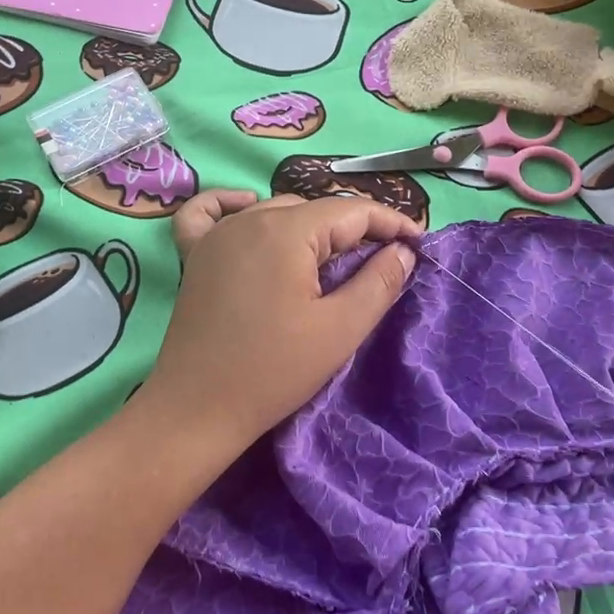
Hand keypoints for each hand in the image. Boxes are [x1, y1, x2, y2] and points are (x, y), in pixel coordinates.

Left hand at [137, 189, 422, 446]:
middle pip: (315, 209)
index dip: (391, 223)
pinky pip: (209, 212)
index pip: (352, 210)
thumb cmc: (273, 371)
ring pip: (275, 210)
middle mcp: (249, 219)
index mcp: (287, 232)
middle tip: (382, 262)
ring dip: (309, 226)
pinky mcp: (194, 256)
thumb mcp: (340, 329)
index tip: (419, 244)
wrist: (197, 409)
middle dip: (354, 228)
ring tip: (335, 257)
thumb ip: (379, 282)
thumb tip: (403, 250)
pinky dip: (232, 204)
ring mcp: (216, 235)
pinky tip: (249, 209)